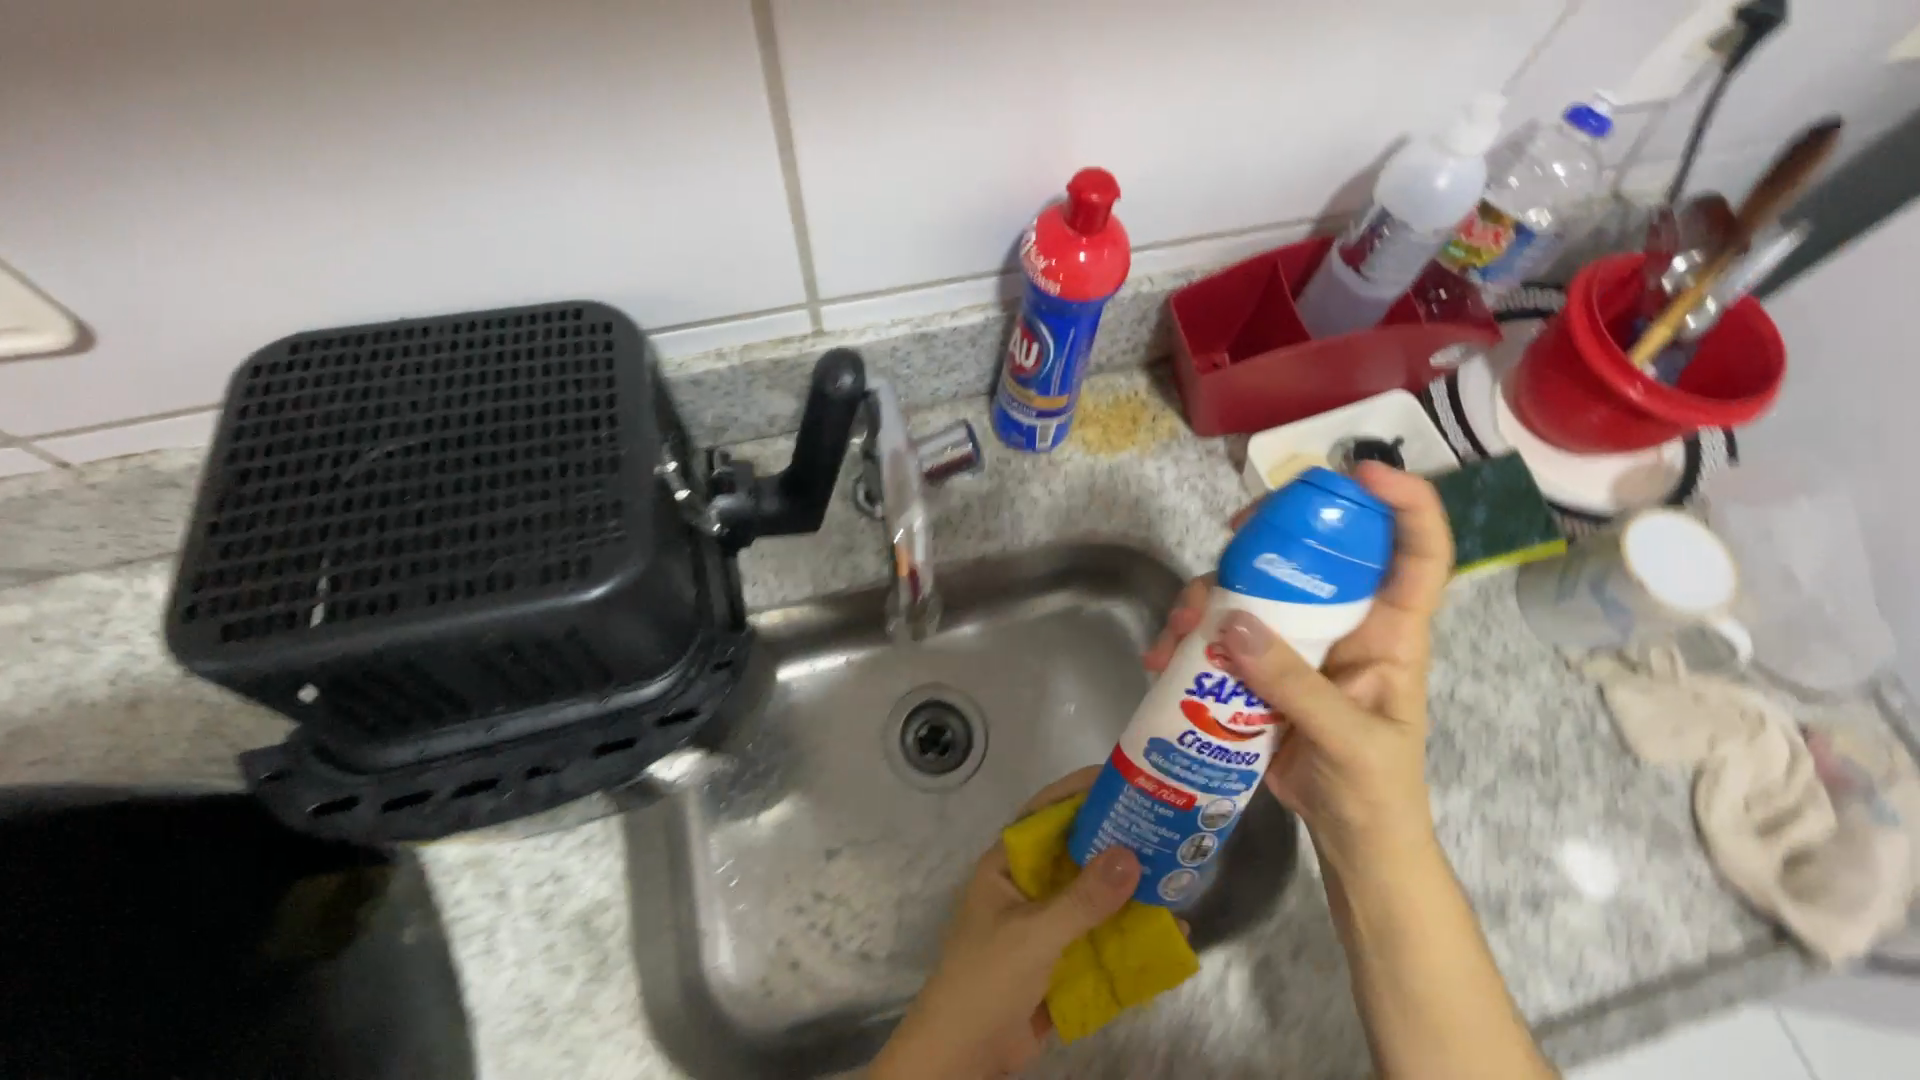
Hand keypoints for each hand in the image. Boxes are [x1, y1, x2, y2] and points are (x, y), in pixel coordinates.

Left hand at [869, 768, 1141, 1079]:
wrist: (965, 1054)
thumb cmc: (986, 979)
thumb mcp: (1034, 934)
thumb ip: (1082, 898)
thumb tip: (1131, 855)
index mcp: (1008, 864)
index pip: (1045, 813)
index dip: (1080, 791)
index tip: (1124, 777)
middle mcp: (1029, 885)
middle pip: (1077, 851)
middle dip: (1117, 840)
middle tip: (1166, 825)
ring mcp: (1047, 922)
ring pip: (1095, 893)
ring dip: (1131, 887)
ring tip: (1178, 874)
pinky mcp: (1062, 957)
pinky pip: (1102, 934)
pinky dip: (1132, 932)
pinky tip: (1170, 931)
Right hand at [1143, 462, 1452, 871]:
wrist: (1347, 838)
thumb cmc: (1376, 791)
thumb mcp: (1349, 742)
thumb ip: (1295, 686)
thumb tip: (1232, 624)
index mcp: (1392, 633)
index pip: (1417, 554)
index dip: (1404, 505)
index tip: (1361, 474)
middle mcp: (1345, 624)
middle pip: (1315, 552)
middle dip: (1271, 533)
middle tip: (1232, 535)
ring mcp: (1299, 642)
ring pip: (1255, 588)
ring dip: (1210, 594)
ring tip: (1176, 630)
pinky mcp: (1261, 665)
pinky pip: (1221, 631)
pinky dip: (1189, 637)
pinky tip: (1162, 656)